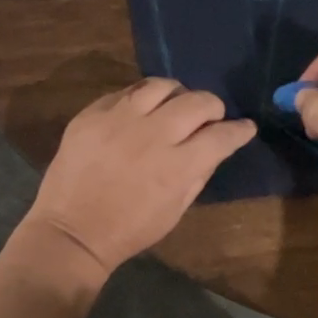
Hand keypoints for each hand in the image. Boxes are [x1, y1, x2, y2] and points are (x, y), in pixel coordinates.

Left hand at [25, 78, 254, 278]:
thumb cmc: (129, 230)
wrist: (72, 232)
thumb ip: (197, 175)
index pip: (221, 136)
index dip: (239, 130)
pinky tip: (140, 113)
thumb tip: (213, 148)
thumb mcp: (175, 211)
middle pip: (196, 101)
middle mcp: (152, 135)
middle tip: (209, 117)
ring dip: (176, 94)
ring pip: (160, 85)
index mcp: (177, 167)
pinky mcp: (92, 114)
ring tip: (174, 106)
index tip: (245, 128)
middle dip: (212, 106)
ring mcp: (119, 120)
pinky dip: (141, 99)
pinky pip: (126, 92)